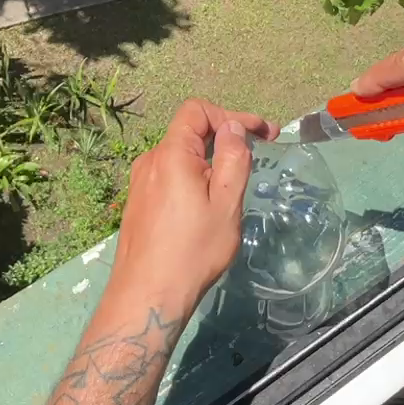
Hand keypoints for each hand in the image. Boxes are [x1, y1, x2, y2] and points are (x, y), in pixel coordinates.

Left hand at [110, 100, 274, 315]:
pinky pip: (170, 175)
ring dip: (210, 159)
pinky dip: (193, 175)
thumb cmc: (193, 249)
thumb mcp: (226, 203)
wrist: (147, 293)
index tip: (263, 133)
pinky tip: (207, 201)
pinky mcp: (139, 201)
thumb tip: (233, 127)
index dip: (232, 115)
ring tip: (234, 183)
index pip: (197, 111)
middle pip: (189, 131)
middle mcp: (150, 160)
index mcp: (170, 153)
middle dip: (225, 136)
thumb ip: (233, 159)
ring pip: (180, 155)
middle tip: (259, 152)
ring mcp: (141, 182)